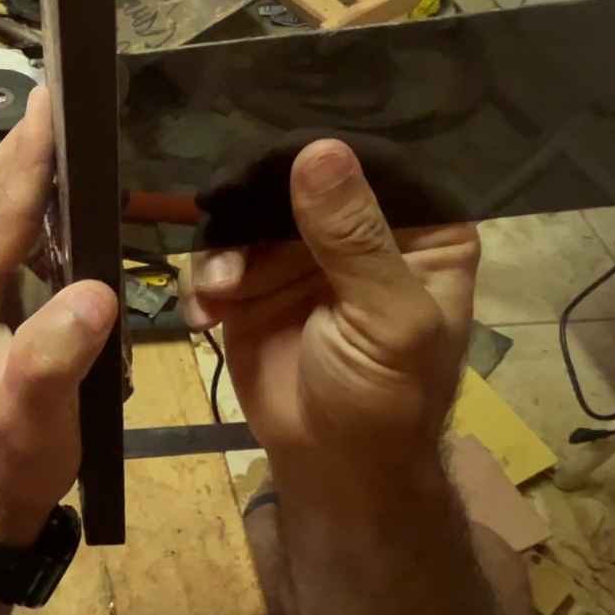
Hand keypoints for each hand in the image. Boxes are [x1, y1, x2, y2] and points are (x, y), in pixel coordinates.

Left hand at [0, 86, 119, 547]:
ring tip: (59, 133)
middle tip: (52, 100)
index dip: (26, 162)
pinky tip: (68, 197)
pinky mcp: (2, 306)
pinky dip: (40, 209)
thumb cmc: (13, 450)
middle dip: (18, 150)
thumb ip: (57, 351)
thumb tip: (97, 290)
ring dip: (26, 172)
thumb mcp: (36, 409)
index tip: (48, 107)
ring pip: (0, 217)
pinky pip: (20, 243)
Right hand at [184, 140, 478, 457]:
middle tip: (218, 219)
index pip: (364, 166)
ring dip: (219, 252)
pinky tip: (205, 316)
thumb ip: (354, 237)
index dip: (312, 159)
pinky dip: (200, 283)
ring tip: (219, 291)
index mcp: (413, 228)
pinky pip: (212, 260)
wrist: (330, 462)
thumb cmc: (385, 396)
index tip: (260, 173)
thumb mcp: (385, 318)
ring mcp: (293, 257)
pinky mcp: (248, 285)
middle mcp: (350, 231)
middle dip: (248, 204)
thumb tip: (318, 151)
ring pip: (241, 219)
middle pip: (290, 183)